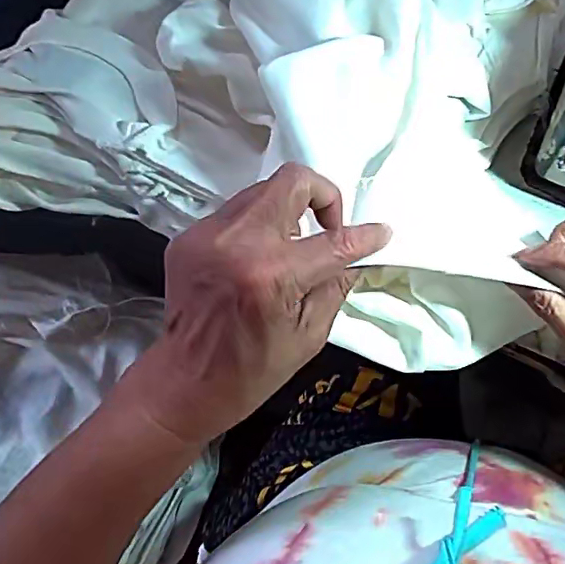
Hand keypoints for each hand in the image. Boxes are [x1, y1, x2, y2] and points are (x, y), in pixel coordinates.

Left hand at [122, 163, 391, 443]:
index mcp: (272, 275)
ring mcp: (208, 235)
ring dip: (288, 212)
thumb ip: (335, 286)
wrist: (185, 382)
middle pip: (293, 181)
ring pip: (263, 191)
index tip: (379, 233)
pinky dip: (256, 228)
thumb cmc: (251, 370)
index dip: (364, 236)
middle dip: (323, 197)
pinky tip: (256, 261)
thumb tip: (355, 256)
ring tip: (291, 248)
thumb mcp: (309, 335)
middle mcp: (238, 243)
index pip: (333, 241)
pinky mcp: (189, 237)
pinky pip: (235, 213)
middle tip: (327, 228)